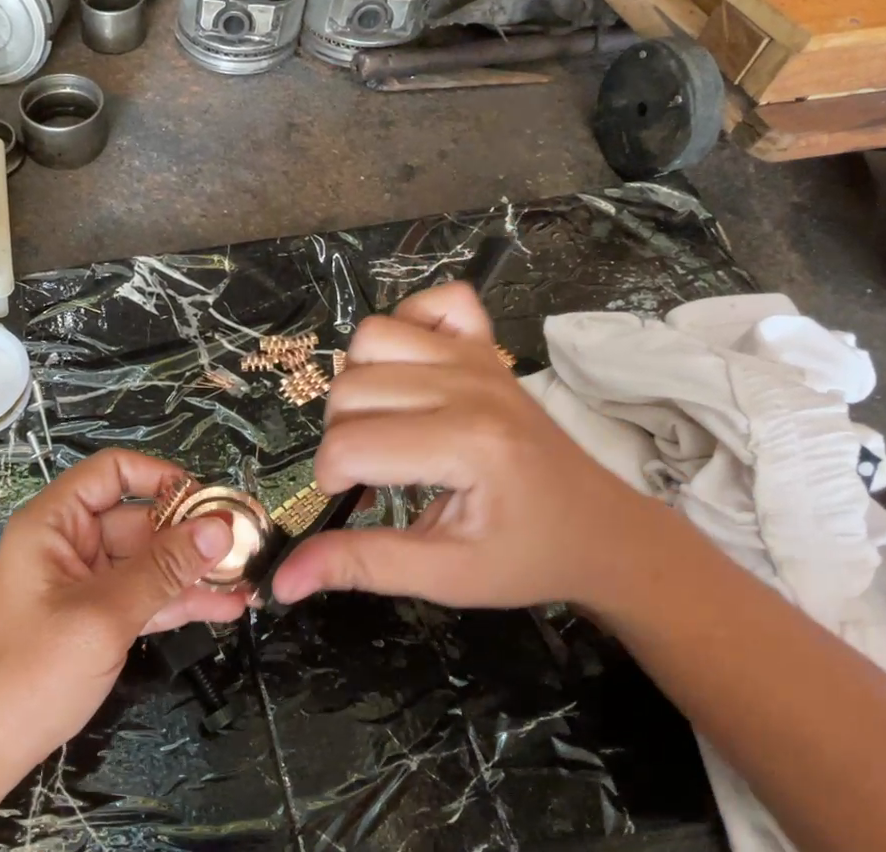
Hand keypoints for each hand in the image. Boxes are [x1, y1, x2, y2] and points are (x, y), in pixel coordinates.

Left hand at [0, 449, 247, 780]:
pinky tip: (223, 607)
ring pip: (146, 561)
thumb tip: (219, 527)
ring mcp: (81, 582)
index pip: (110, 472)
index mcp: (52, 523)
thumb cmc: (33, 671)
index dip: (159, 477)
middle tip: (245, 546)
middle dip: (189, 533)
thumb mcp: (103, 615)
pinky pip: (142, 595)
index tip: (207, 499)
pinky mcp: (94, 617)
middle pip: (136, 518)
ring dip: (192, 571)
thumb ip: (163, 570)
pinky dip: (177, 600)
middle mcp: (67, 543)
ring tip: (246, 578)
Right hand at [272, 282, 662, 611]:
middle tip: (373, 471)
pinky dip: (408, 325)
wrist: (604, 531)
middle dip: (341, 435)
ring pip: (372, 337)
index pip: (350, 444)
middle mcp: (469, 386)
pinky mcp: (486, 346)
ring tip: (385, 423)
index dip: (330, 478)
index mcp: (466, 445)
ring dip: (360, 381)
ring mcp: (479, 357)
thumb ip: (360, 566)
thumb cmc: (526, 557)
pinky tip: (411, 372)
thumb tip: (281, 582)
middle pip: (350, 388)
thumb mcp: (444, 575)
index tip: (355, 501)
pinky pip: (431, 303)